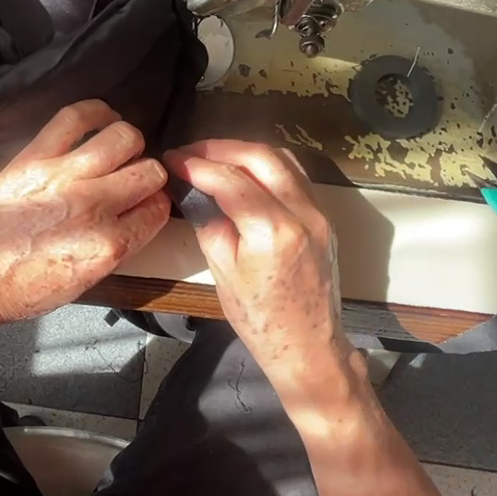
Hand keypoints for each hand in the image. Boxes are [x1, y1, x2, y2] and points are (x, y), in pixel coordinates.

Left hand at [0, 100, 170, 327]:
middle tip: (130, 178)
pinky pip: (76, 117)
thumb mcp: (85, 281)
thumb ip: (117, 245)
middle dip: (146, 174)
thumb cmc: (24, 286)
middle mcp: (94, 207)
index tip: (145, 202)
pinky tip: (103, 118)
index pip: (157, 209)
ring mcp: (64, 177)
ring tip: (117, 151)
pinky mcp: (35, 157)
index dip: (155, 204)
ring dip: (128, 143)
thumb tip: (136, 214)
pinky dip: (97, 111)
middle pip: (149, 171)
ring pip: (124, 137)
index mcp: (109, 246)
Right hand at [165, 140, 343, 376]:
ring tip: (215, 158)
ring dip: (245, 152)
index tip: (173, 159)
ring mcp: (319, 213)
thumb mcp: (222, 273)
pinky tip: (244, 173)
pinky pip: (295, 176)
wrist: (308, 347)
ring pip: (282, 160)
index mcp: (272, 231)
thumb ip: (210, 224)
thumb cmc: (259, 319)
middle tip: (191, 153)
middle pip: (260, 156)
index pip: (230, 179)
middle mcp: (302, 213)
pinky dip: (267, 166)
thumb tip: (197, 192)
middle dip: (221, 148)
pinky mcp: (324, 218)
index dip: (197, 165)